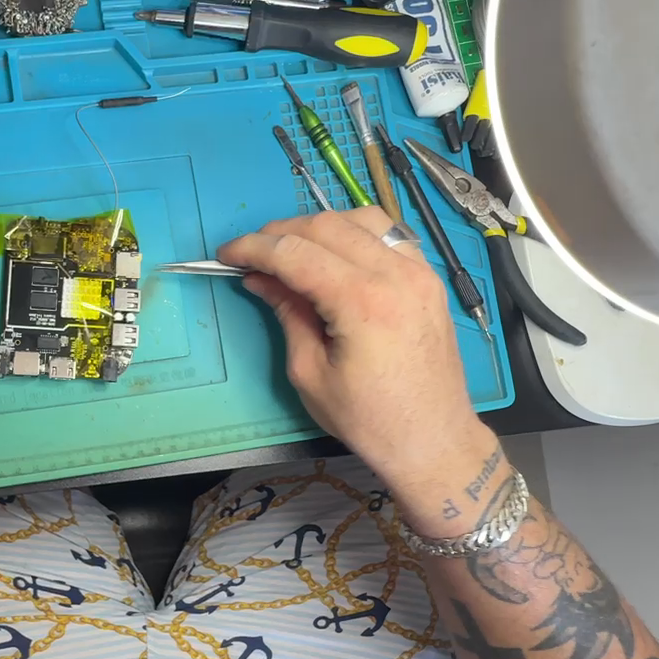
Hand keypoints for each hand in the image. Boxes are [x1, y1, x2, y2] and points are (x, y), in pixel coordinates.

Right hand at [219, 208, 502, 534]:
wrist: (432, 439)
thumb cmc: (367, 419)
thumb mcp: (310, 372)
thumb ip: (288, 315)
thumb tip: (261, 279)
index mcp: (362, 301)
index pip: (295, 252)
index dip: (253, 248)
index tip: (226, 255)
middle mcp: (394, 273)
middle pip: (325, 226)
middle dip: (280, 233)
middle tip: (251, 255)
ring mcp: (419, 271)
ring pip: (360, 219)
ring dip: (318, 227)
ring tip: (290, 252)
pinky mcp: (428, 278)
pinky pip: (387, 235)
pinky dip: (353, 235)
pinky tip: (334, 256)